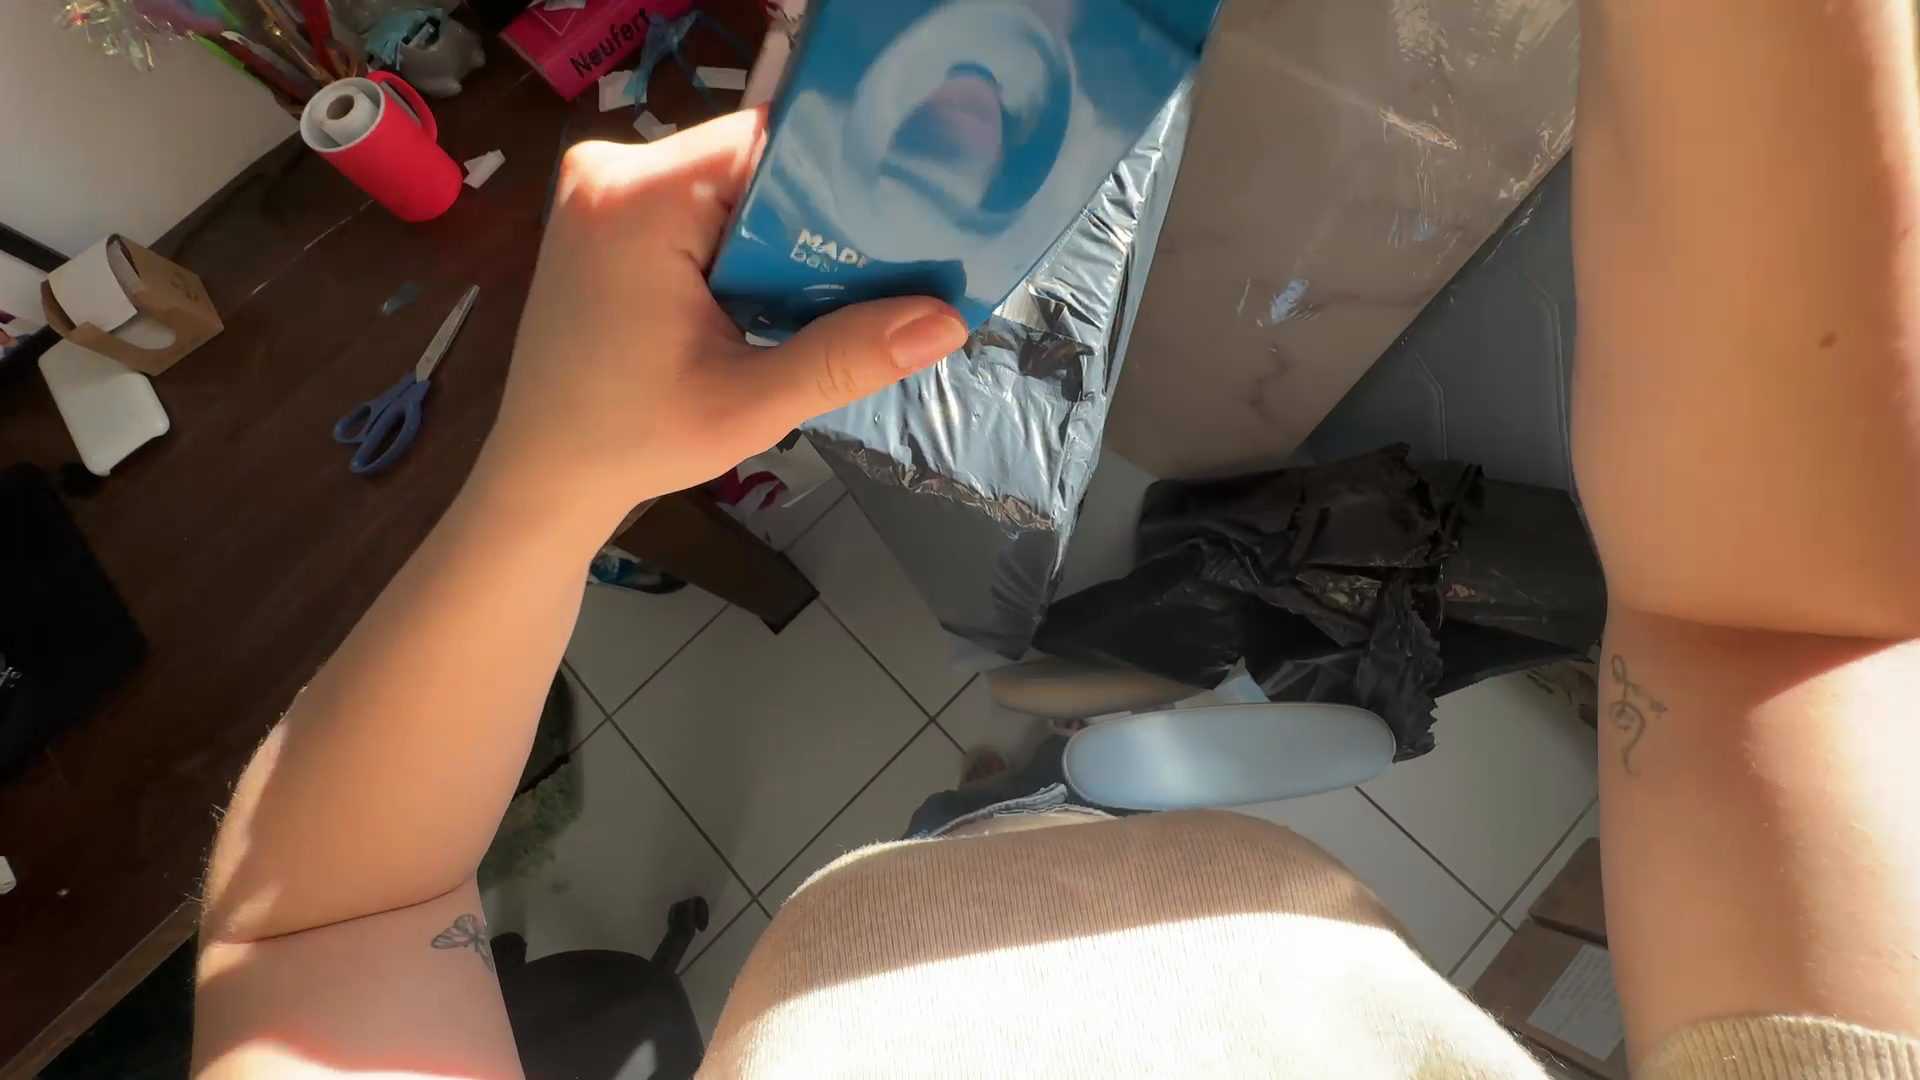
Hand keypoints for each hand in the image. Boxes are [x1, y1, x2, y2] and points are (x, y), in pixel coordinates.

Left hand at [476, 108, 969, 525]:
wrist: (548, 472)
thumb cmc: (638, 441)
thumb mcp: (754, 403)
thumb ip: (847, 358)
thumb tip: (948, 323)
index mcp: (642, 198)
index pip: (770, 145)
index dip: (845, 180)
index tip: (904, 224)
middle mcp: (614, 170)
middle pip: (752, 164)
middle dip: (819, 220)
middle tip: (886, 270)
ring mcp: (605, 192)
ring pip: (731, 188)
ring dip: (785, 240)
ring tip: (837, 290)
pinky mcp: (610, 221)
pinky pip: (702, 210)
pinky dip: (747, 249)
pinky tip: (777, 294)